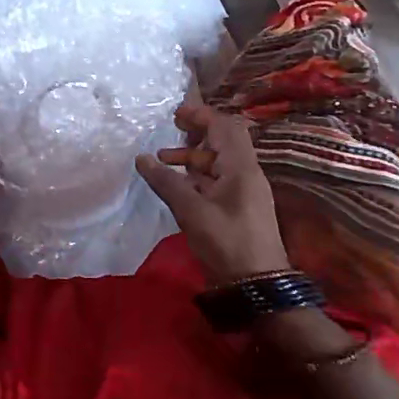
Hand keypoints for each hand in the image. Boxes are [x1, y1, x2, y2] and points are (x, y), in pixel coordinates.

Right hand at [136, 101, 290, 284]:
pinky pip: (217, 180)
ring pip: (219, 161)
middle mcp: (246, 173)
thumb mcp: (191, 211)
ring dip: (193, 156)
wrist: (256, 284)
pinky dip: (197, 175)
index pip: (225, 127)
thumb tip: (142, 158)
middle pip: (224, 141)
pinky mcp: (238, 207)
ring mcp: (244, 191)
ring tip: (163, 160)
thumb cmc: (226, 243)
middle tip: (171, 130)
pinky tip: (178, 183)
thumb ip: (166, 182)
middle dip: (197, 133)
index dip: (201, 115)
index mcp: (241, 168)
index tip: (176, 114)